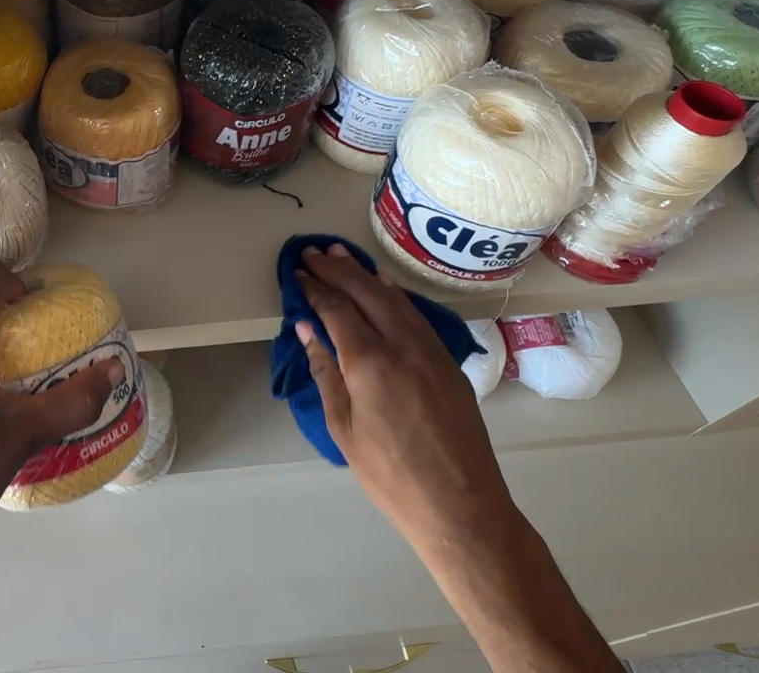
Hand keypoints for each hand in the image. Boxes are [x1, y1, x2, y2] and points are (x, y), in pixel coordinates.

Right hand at [293, 245, 517, 542]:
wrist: (461, 507)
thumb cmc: (389, 475)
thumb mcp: (342, 427)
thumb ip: (324, 371)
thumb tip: (307, 328)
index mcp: (370, 363)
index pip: (337, 309)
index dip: (314, 288)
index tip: (297, 273)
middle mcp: (403, 345)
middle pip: (367, 291)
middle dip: (337, 268)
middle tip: (312, 251)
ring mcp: (431, 351)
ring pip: (395, 297)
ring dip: (366, 273)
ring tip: (341, 255)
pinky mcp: (448, 362)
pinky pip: (416, 314)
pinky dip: (393, 294)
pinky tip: (382, 287)